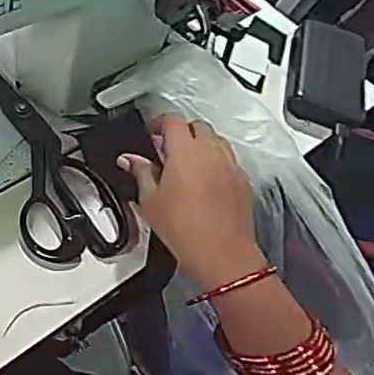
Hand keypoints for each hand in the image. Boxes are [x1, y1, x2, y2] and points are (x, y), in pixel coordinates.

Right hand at [118, 115, 265, 287]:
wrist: (221, 253)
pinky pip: (228, 160)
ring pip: (215, 141)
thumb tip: (131, 161)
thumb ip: (140, 172)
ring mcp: (230, 166)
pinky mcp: (242, 181)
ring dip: (199, 145)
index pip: (172, 121)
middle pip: (197, 126)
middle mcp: (212, 152)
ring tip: (184, 165)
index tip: (152, 134)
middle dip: (180, 133)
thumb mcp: (150, 200)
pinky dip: (215, 163)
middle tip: (165, 149)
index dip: (159, 123)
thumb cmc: (186, 229)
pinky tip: (203, 182)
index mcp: (186, 152)